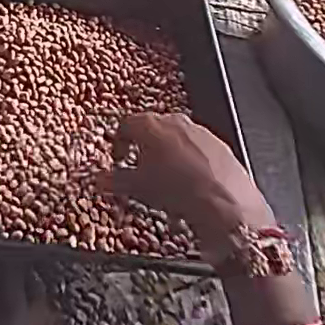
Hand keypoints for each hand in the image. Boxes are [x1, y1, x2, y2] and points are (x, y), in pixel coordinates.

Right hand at [106, 113, 273, 244]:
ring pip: (175, 138)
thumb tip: (98, 179)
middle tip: (140, 171)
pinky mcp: (219, 144)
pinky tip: (190, 184)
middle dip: (143, 148)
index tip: (118, 159)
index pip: (125, 126)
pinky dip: (189, 161)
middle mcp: (174, 121)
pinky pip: (197, 149)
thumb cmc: (177, 190)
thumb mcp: (138, 188)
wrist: (226, 203)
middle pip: (151, 130)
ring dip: (167, 155)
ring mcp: (199, 131)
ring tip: (166, 180)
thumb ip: (115, 180)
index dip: (118, 144)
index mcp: (150, 125)